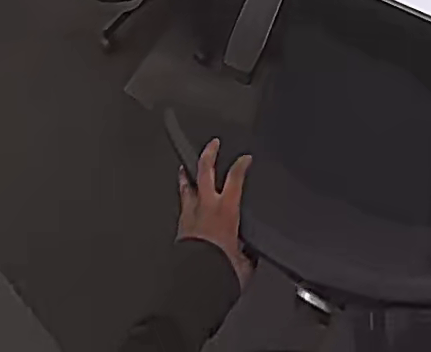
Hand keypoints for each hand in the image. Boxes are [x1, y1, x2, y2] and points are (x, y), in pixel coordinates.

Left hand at [178, 138, 252, 284]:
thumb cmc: (221, 273)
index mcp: (226, 209)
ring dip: (186, 175)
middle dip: (209, 154)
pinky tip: (183, 202)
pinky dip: (183, 200)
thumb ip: (248, 252)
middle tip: (213, 143)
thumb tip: (251, 254)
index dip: (241, 164)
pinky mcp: (179, 230)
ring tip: (185, 167)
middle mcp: (206, 207)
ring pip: (186, 187)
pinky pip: (181, 208)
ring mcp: (190, 216)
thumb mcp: (245, 262)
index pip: (236, 177)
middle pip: (205, 170)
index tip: (246, 158)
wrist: (194, 287)